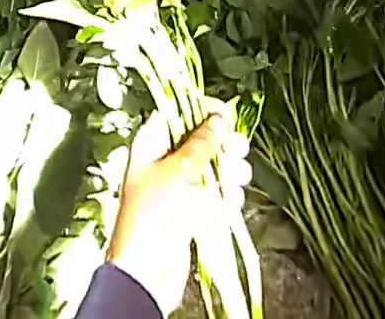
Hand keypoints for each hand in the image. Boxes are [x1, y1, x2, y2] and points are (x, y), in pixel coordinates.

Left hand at [108, 110, 249, 313]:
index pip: (178, 112)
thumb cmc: (150, 216)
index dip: (203, 109)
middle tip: (239, 146)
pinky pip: (213, 192)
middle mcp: (163, 159)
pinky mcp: (190, 209)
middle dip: (221, 141)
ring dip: (229, 166)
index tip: (226, 113)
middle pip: (198, 138)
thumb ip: (198, 145)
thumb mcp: (174, 173)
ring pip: (210, 165)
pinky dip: (226, 192)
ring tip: (240, 174)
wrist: (144, 275)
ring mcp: (177, 185)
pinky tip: (234, 197)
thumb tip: (220, 118)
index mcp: (150, 143)